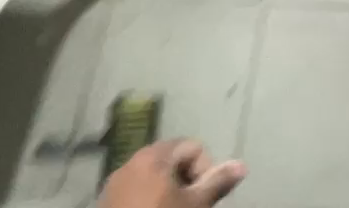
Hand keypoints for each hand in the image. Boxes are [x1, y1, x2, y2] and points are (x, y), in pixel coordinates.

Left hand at [98, 139, 246, 207]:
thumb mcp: (194, 205)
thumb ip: (217, 182)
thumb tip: (242, 165)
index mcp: (155, 155)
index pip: (194, 147)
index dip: (204, 170)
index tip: (201, 196)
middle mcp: (133, 160)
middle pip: (173, 159)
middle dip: (186, 180)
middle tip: (189, 205)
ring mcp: (115, 182)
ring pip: (154, 176)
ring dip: (168, 190)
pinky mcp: (105, 201)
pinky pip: (136, 190)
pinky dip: (148, 199)